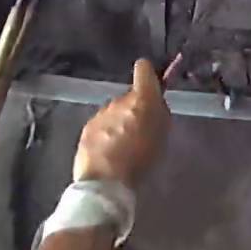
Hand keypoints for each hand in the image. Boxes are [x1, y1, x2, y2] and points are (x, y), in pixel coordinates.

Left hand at [74, 58, 169, 187]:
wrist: (107, 181)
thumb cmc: (143, 156)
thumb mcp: (163, 131)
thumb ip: (159, 110)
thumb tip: (154, 101)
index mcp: (142, 97)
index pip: (144, 68)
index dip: (149, 73)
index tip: (152, 84)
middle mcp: (120, 100)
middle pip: (129, 96)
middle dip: (134, 107)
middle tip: (139, 129)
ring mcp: (101, 114)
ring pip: (114, 111)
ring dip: (119, 121)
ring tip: (122, 145)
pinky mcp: (86, 129)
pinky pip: (101, 125)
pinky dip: (105, 134)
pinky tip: (108, 152)